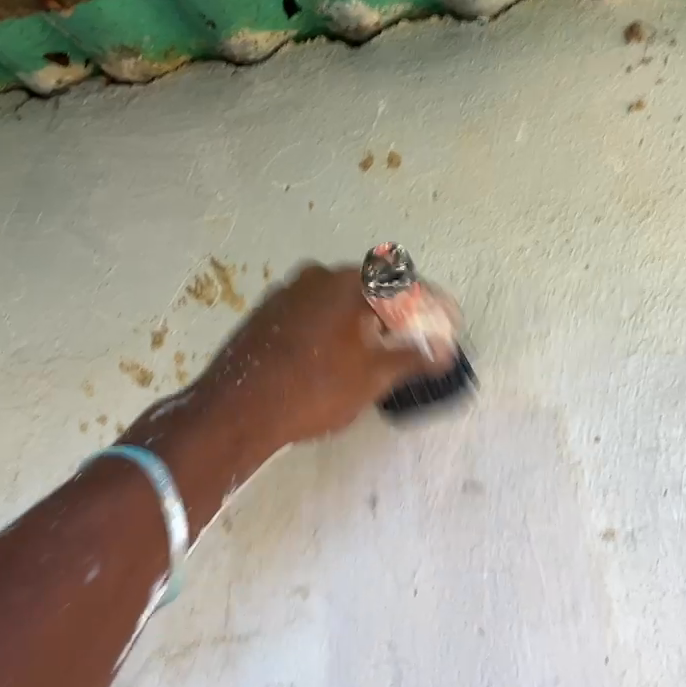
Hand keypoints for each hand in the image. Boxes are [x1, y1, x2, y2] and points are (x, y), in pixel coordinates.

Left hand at [194, 262, 446, 453]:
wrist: (235, 410)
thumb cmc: (313, 389)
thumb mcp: (373, 377)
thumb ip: (413, 356)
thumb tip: (443, 349)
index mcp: (350, 282)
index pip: (406, 286)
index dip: (433, 306)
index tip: (449, 325)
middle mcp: (319, 275)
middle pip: (374, 288)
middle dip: (401, 312)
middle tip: (420, 339)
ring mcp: (289, 292)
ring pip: (342, 300)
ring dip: (368, 319)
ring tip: (384, 350)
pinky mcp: (268, 314)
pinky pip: (317, 313)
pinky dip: (338, 327)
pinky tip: (341, 354)